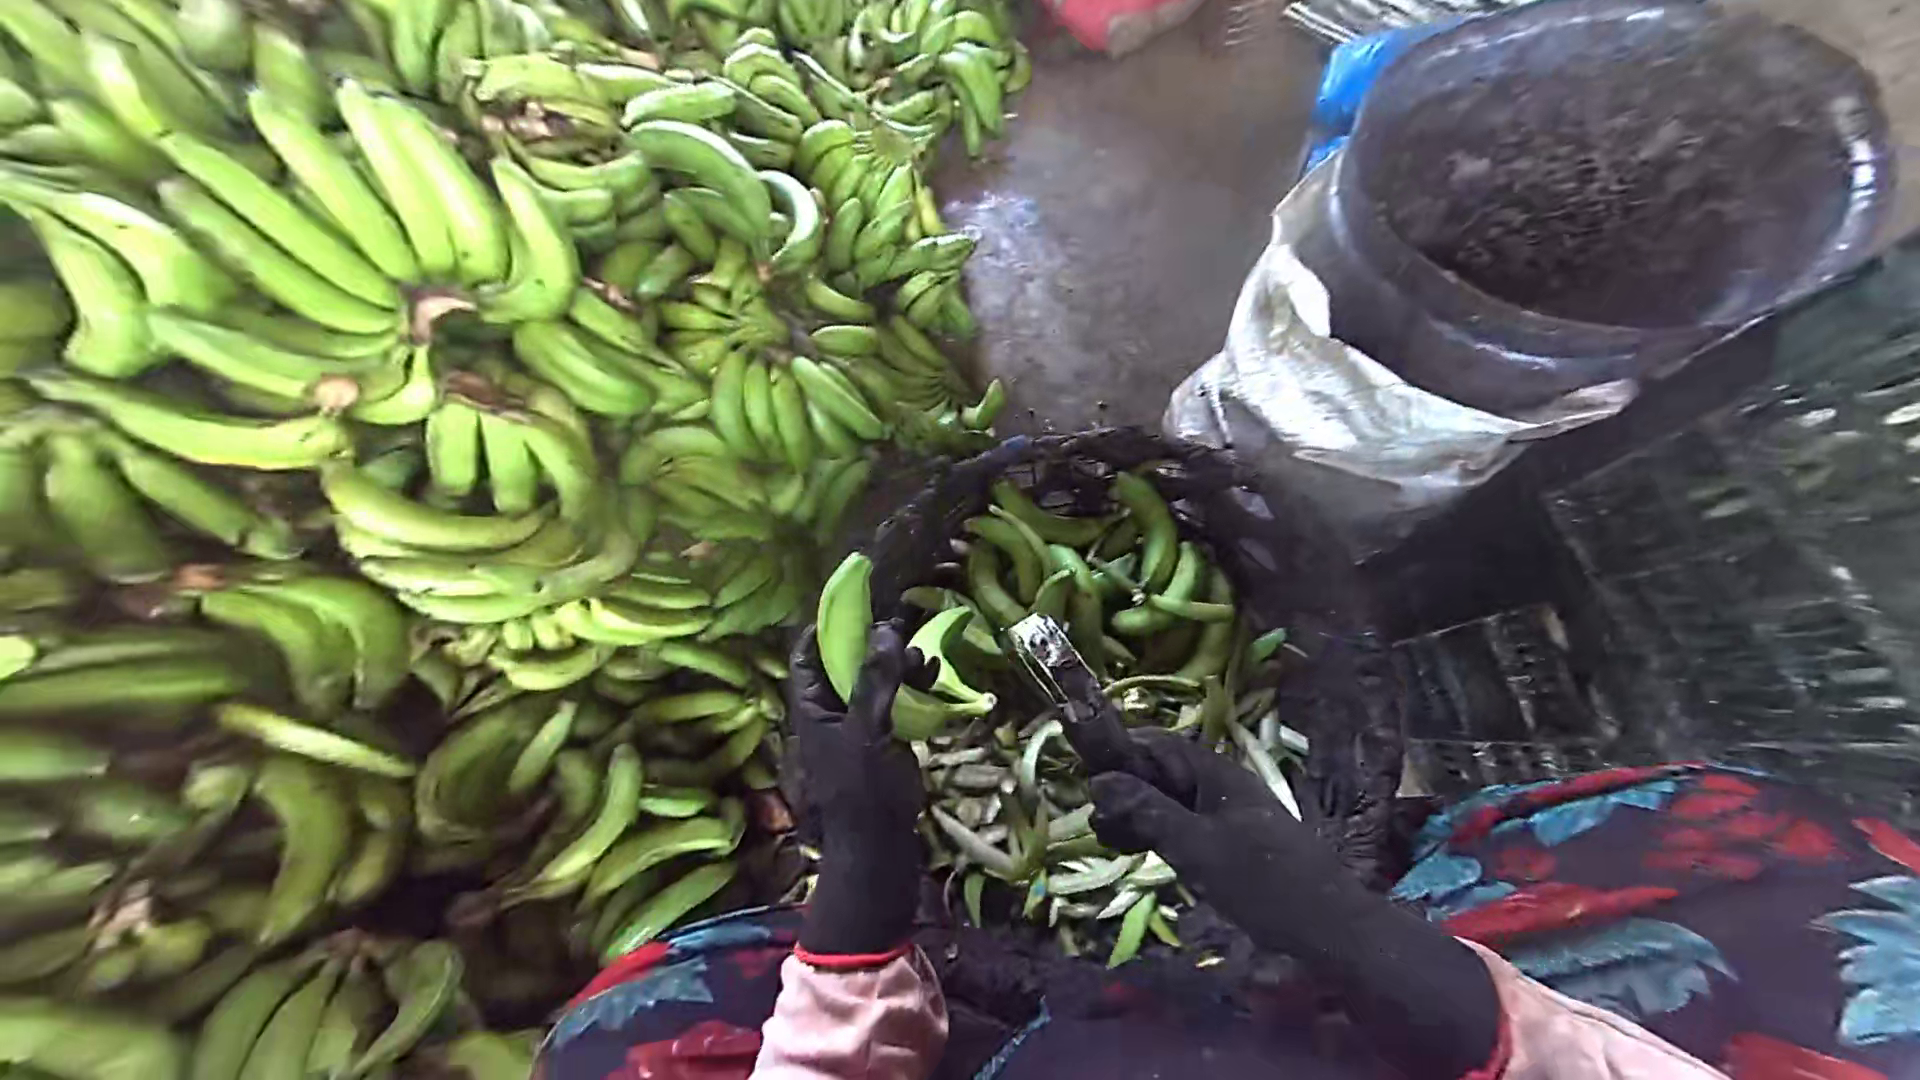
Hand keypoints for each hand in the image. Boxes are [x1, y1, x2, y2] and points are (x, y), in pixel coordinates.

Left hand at [787, 620, 928, 957]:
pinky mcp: (885, 733)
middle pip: (846, 661)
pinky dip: (912, 683)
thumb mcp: (866, 730)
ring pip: (876, 677)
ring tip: (923, 659)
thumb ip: (875, 681)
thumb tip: (886, 631)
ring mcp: (859, 722)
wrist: (882, 843)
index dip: (824, 628)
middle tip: (900, 630)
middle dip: (874, 643)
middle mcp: (832, 709)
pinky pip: (896, 697)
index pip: (806, 656)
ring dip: (899, 662)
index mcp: (811, 707)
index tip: (851, 605)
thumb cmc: (862, 788)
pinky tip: (932, 675)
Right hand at [1090, 730, 1499, 1077]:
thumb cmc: (1263, 881)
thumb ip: (1145, 810)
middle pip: (1157, 771)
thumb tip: (1098, 780)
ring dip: (1135, 813)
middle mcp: (1215, 784)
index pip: (1156, 743)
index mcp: (1213, 772)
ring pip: (1165, 800)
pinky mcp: (1225, 840)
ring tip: (1109, 837)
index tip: (1087, 769)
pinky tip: (1134, 849)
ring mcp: (1221, 813)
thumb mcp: (1195, 846)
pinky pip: (1179, 824)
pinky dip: (1153, 832)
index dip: (1119, 750)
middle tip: (1096, 816)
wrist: (1333, 933)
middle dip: (1123, 788)